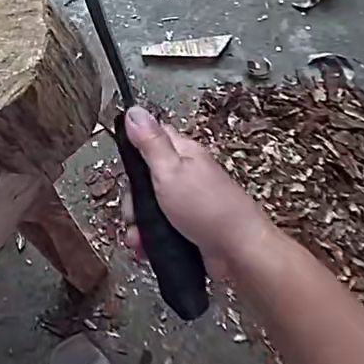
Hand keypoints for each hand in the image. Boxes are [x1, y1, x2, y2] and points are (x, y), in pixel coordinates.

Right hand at [120, 106, 276, 276]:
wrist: (237, 251)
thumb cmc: (210, 208)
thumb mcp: (171, 171)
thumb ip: (151, 143)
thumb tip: (135, 111)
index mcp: (184, 154)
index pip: (151, 138)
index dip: (133, 151)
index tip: (125, 169)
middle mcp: (185, 175)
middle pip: (145, 178)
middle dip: (133, 199)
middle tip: (134, 211)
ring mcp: (186, 202)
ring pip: (149, 207)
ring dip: (139, 224)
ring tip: (139, 238)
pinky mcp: (187, 227)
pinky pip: (159, 229)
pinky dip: (150, 240)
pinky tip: (148, 249)